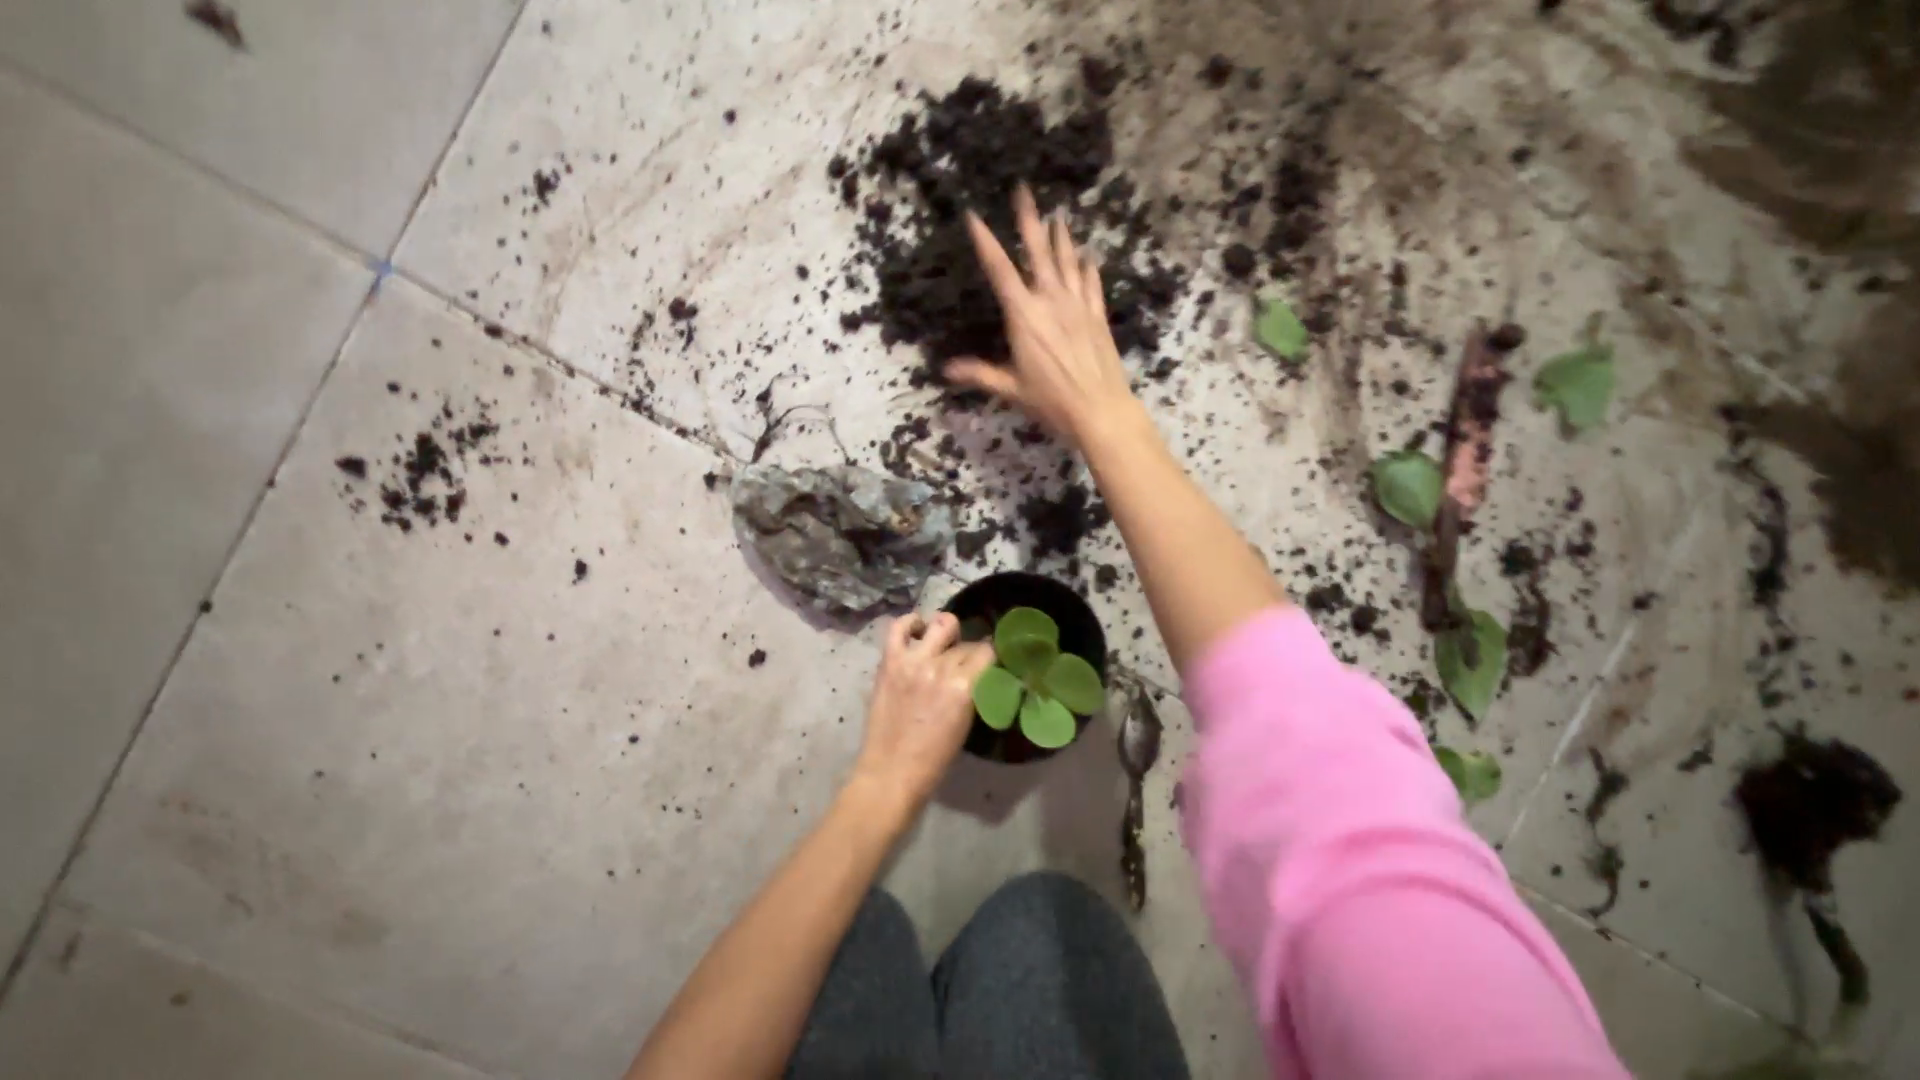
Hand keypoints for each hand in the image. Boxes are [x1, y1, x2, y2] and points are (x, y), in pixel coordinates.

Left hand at [850, 613, 994, 808]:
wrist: (892, 772)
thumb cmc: (934, 758)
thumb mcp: (966, 722)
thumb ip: (974, 691)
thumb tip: (979, 673)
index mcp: (964, 687)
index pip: (986, 652)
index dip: (990, 655)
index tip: (989, 660)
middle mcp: (940, 667)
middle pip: (964, 643)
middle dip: (968, 651)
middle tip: (962, 664)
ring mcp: (913, 661)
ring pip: (939, 626)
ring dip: (945, 631)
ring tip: (941, 643)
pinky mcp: (890, 662)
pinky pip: (900, 627)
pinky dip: (911, 623)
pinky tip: (917, 630)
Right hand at [945, 186, 1147, 451]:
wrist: (1100, 410)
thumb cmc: (1051, 401)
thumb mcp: (1010, 389)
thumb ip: (980, 374)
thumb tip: (946, 370)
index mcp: (1024, 316)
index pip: (1000, 271)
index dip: (986, 242)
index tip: (975, 217)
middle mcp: (1050, 302)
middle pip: (1038, 253)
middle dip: (1029, 220)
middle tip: (1024, 191)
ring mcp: (1077, 307)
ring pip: (1067, 263)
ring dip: (1060, 238)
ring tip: (1057, 216)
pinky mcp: (1097, 317)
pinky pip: (1091, 285)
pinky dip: (1087, 268)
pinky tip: (1087, 257)